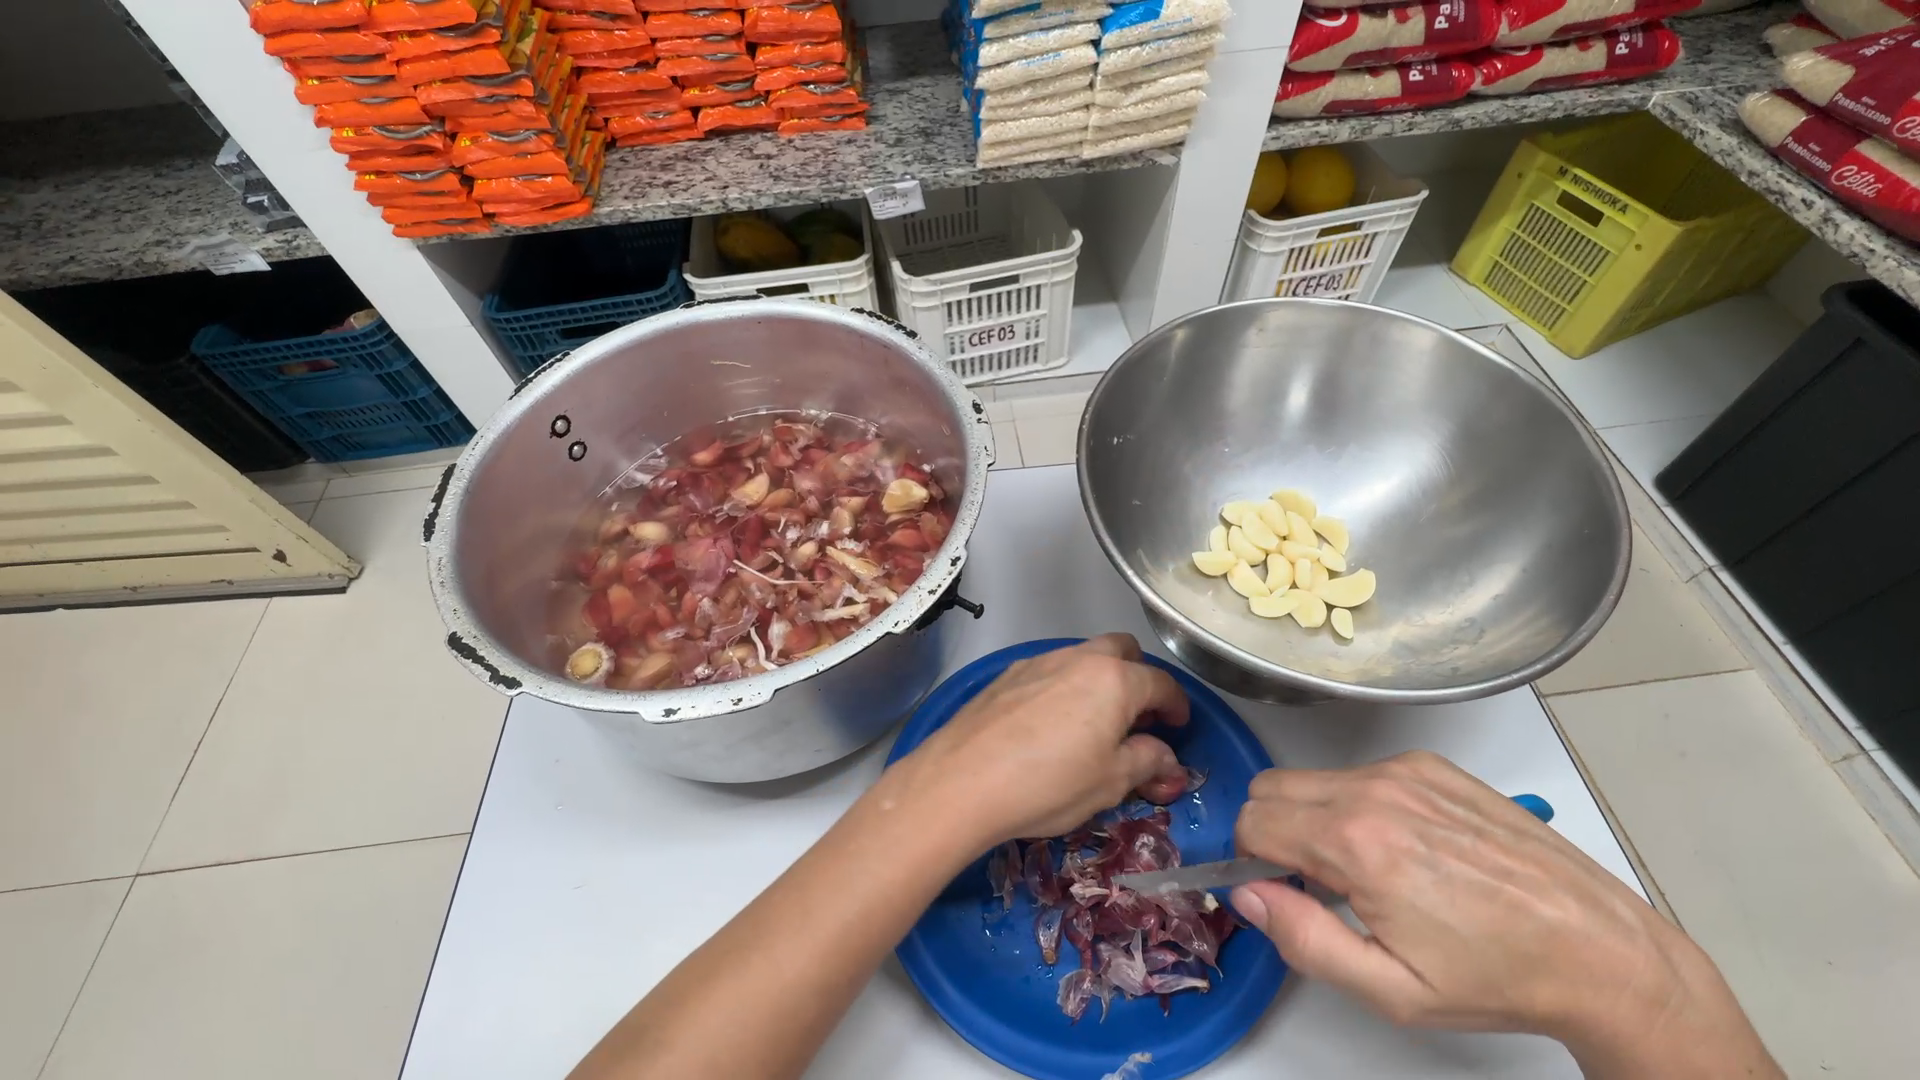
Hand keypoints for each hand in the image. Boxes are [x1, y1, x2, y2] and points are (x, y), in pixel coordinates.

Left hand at [883, 634, 1189, 847]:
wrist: (961, 781)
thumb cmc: (1048, 784)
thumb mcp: (1110, 782)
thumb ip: (1146, 762)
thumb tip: (1167, 758)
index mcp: (1114, 680)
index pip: (1161, 683)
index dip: (1177, 706)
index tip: (1178, 727)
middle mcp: (1077, 659)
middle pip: (1121, 651)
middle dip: (1138, 677)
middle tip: (1137, 718)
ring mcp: (1037, 663)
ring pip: (1082, 657)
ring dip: (1099, 680)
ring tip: (1094, 723)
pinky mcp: (1005, 676)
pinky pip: (1048, 671)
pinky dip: (1064, 688)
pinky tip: (1051, 725)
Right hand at [1229, 752, 1779, 1077]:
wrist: (1601, 951)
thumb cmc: (1497, 978)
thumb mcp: (1390, 988)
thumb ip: (1301, 938)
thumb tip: (1245, 893)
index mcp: (1357, 843)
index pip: (1252, 820)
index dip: (1252, 859)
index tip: (1283, 890)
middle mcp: (1375, 790)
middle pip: (1270, 788)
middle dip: (1274, 832)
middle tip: (1320, 884)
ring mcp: (1407, 771)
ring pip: (1312, 778)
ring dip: (1315, 817)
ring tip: (1369, 870)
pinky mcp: (1434, 767)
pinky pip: (1359, 773)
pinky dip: (1358, 804)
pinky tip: (1405, 848)